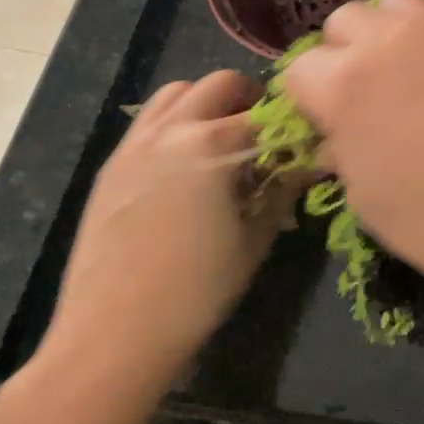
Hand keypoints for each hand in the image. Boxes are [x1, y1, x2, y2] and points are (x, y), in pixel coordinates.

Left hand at [43, 71, 290, 382]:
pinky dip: (176, 124)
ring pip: (177, 93)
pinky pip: (149, 123)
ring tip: (224, 141)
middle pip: (221, 84)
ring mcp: (134, 146)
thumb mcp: (255, 238)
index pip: (267, 114)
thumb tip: (313, 161)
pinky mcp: (111, 168)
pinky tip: (188, 166)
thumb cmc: (196, 291)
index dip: (293, 125)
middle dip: (251, 99)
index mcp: (210, 144)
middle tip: (266, 135)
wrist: (110, 338)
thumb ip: (284, 189)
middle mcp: (171, 131)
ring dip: (207, 103)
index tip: (306, 141)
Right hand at [285, 0, 423, 312]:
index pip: (301, 68)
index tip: (329, 122)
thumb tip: (338, 132)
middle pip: (345, 21)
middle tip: (369, 94)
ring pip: (396, 5)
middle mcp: (390, 40)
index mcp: (346, 85)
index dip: (311, 97)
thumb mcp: (371, 202)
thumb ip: (344, 151)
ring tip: (410, 74)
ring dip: (390, 32)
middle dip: (345, 53)